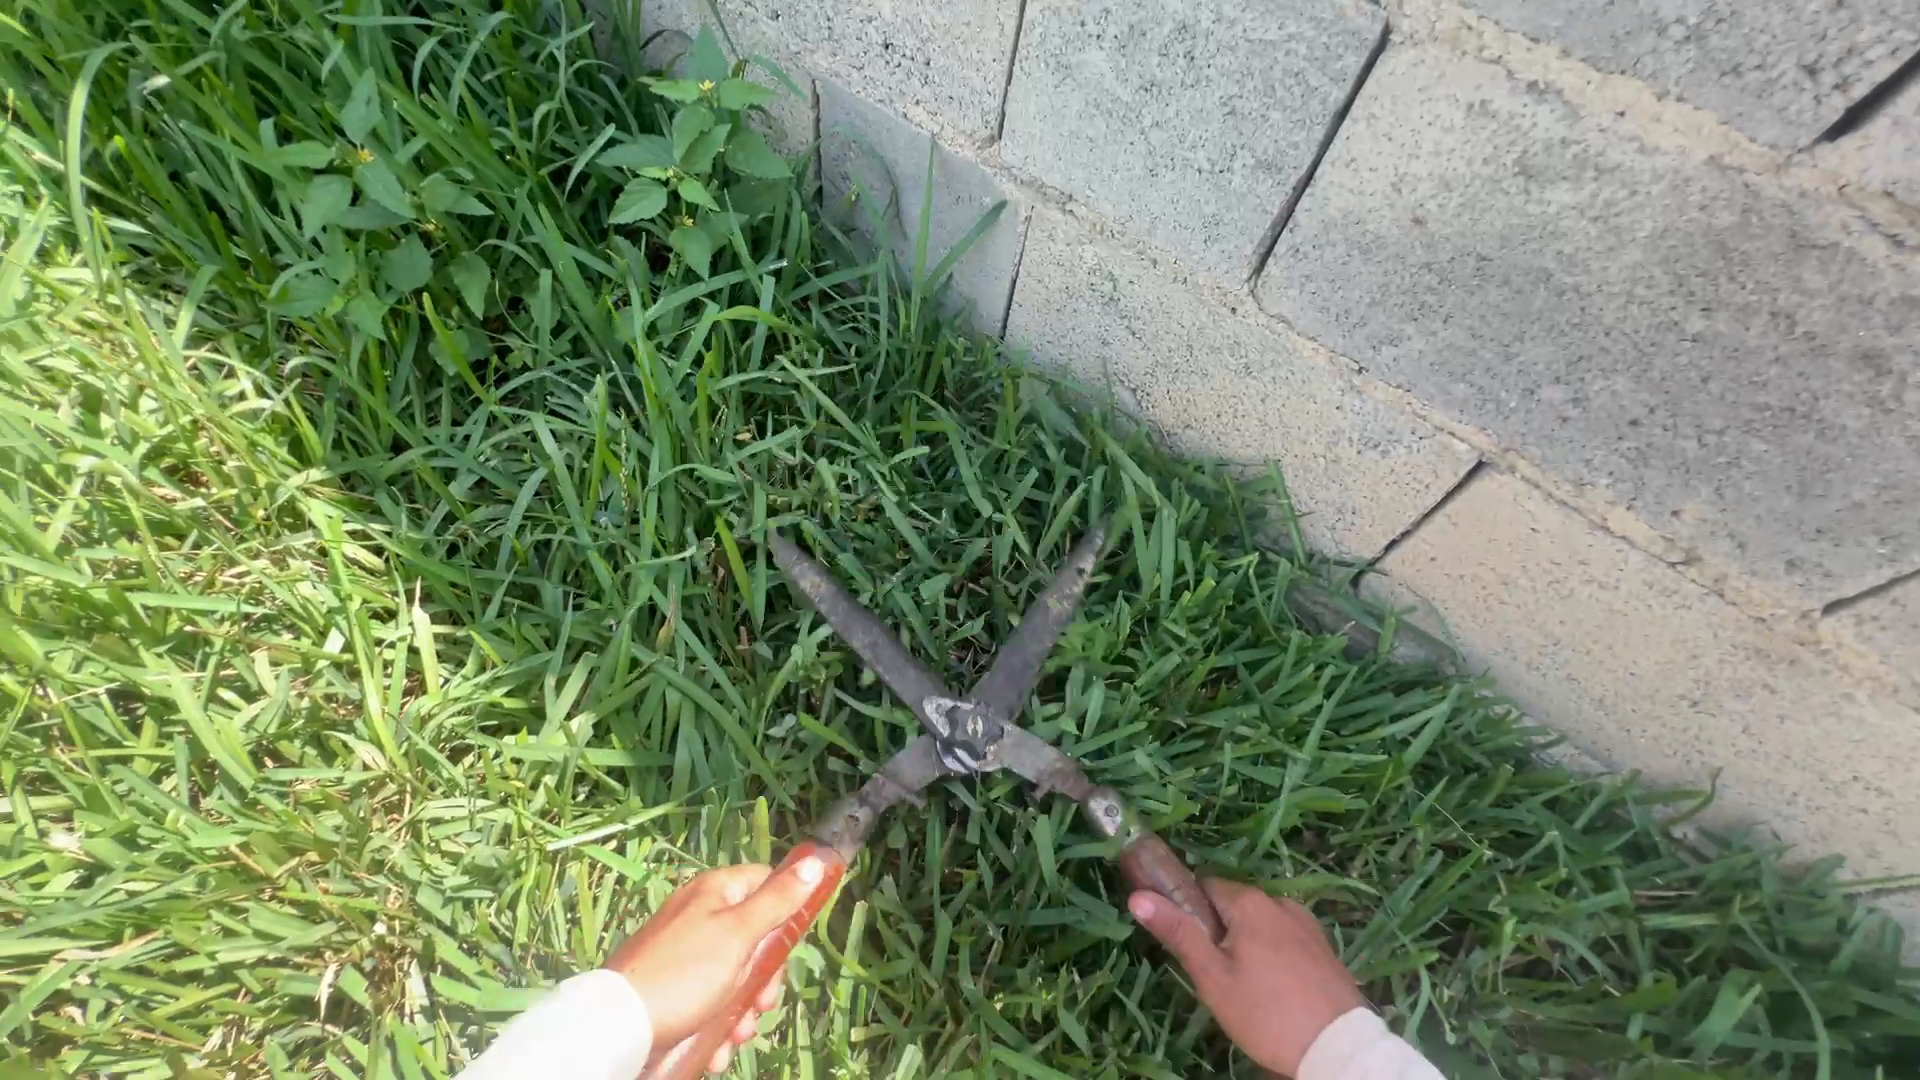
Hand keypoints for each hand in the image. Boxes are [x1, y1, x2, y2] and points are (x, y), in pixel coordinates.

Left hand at [604, 857, 825, 1073]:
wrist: (613, 1029)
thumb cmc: (685, 974)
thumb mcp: (739, 933)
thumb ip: (778, 900)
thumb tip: (816, 860)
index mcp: (716, 891)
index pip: (766, 883)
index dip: (784, 912)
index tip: (788, 948)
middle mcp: (700, 914)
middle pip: (754, 936)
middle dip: (764, 977)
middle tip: (763, 1006)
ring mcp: (683, 952)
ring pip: (733, 975)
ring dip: (743, 1009)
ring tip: (737, 1038)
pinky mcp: (670, 988)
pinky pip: (707, 1000)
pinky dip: (716, 1024)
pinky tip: (716, 1049)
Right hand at [1130, 879, 1366, 1076]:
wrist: (1341, 1053)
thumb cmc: (1267, 1015)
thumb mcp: (1213, 978)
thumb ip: (1177, 933)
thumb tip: (1137, 896)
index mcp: (1248, 901)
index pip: (1204, 886)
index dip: (1191, 912)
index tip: (1191, 946)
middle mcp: (1279, 901)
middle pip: (1233, 904)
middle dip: (1220, 930)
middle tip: (1218, 975)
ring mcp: (1307, 923)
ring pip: (1261, 922)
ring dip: (1249, 942)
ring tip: (1249, 987)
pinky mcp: (1326, 947)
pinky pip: (1286, 938)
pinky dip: (1276, 953)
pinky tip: (1278, 988)